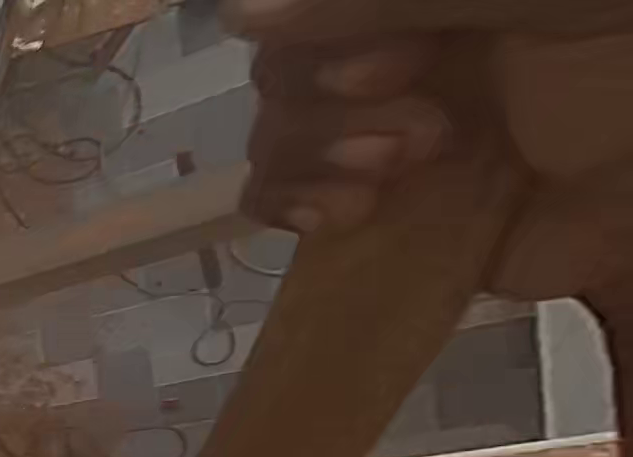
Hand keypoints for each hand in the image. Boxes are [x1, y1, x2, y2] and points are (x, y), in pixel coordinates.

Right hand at [230, 0, 632, 308]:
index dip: (317, 45)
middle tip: (414, 134)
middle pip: (282, 78)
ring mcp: (376, 130)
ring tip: (393, 175)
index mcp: (433, 2)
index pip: (307, 12)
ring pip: (273, 139)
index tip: (390, 70)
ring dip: (311, 167)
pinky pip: (276, 199)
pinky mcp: (363, 199)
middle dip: (324, 114)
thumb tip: (244, 12)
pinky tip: (339, 215)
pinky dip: (287, 208)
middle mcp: (402, 54)